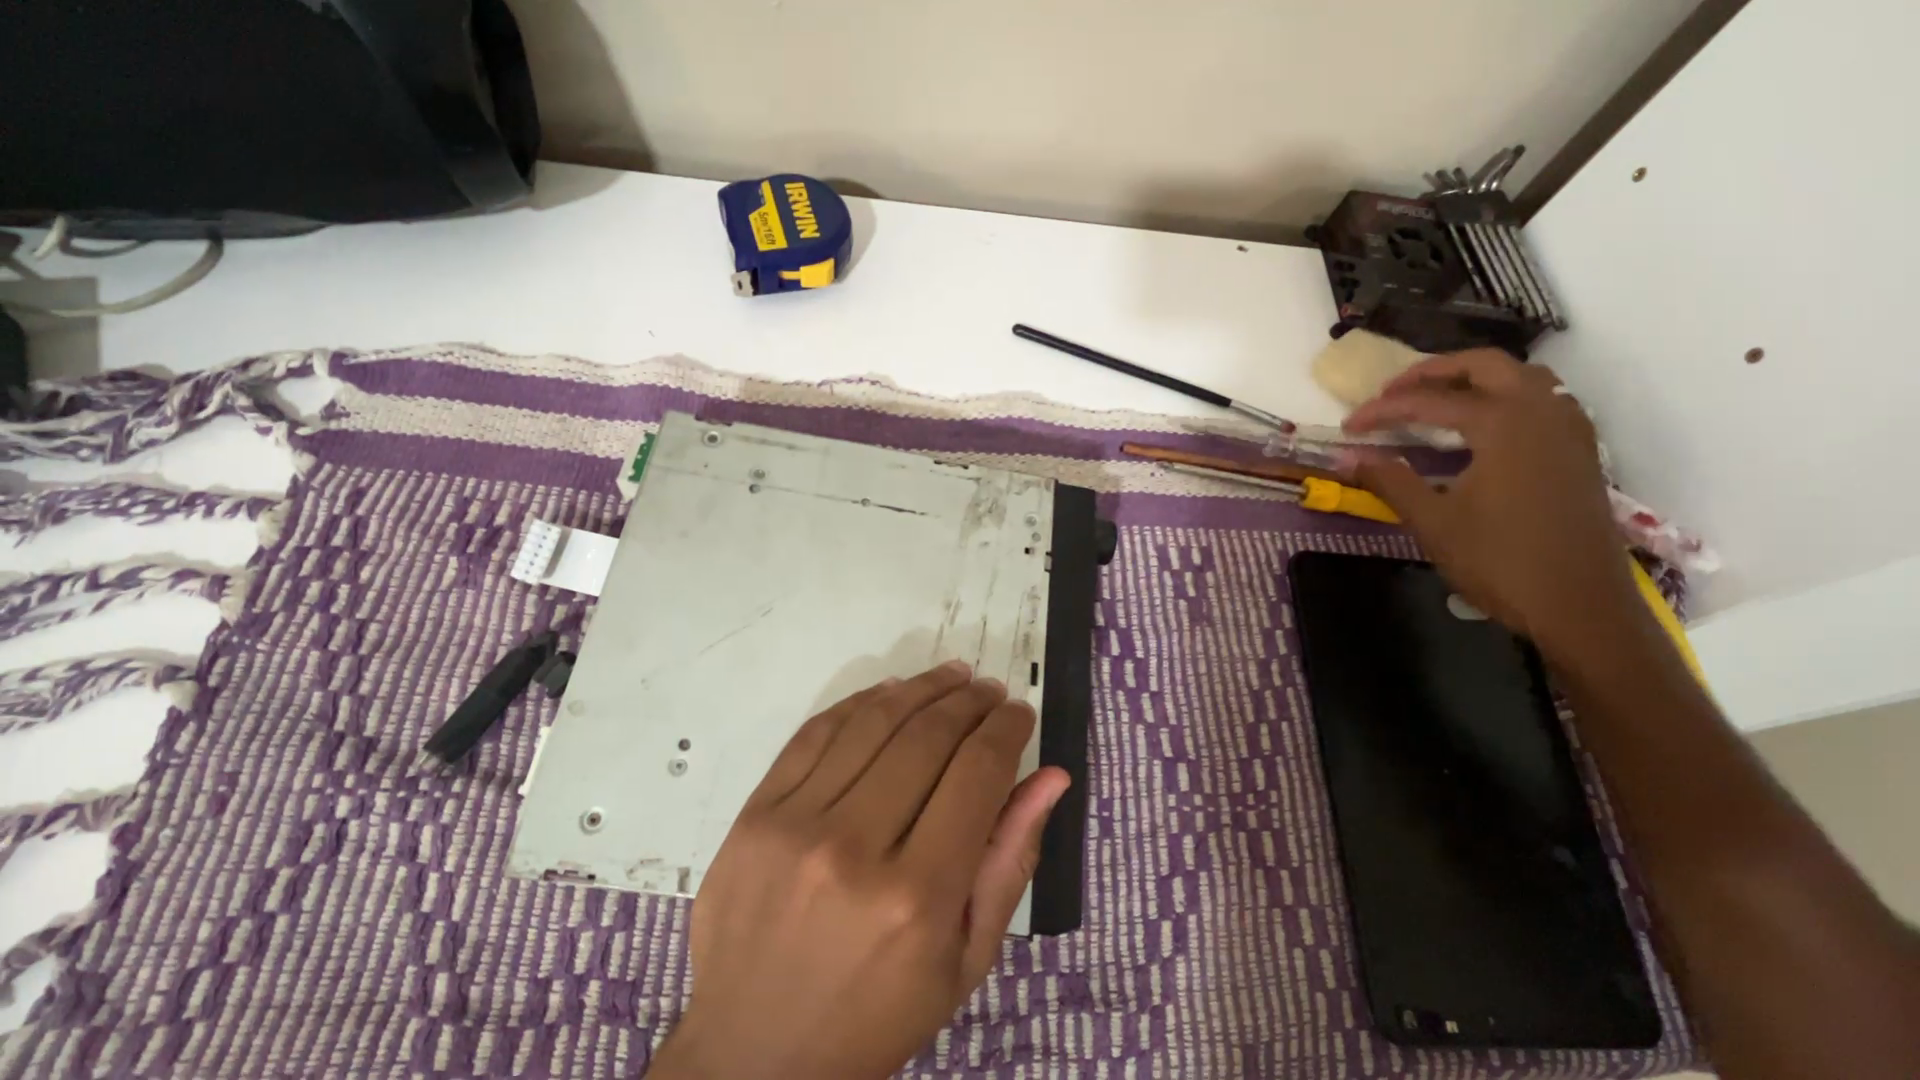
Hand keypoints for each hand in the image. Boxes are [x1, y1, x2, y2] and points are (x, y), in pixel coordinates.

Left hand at [650, 661, 1071, 1079]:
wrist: (754, 1052)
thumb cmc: (876, 1017)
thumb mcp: (964, 963)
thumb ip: (1009, 863)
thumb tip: (1051, 777)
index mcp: (919, 895)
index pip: (978, 774)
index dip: (1007, 731)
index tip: (1020, 714)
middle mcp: (856, 847)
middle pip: (927, 738)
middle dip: (969, 703)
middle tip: (989, 692)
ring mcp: (796, 824)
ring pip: (872, 723)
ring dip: (920, 689)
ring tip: (951, 677)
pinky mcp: (755, 814)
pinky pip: (814, 734)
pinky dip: (860, 704)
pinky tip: (889, 694)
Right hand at [1339, 349, 1641, 655]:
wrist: (1581, 605)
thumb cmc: (1502, 563)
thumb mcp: (1434, 523)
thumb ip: (1391, 481)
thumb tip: (1352, 457)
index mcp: (1503, 423)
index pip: (1430, 401)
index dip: (1383, 410)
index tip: (1349, 425)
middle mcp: (1540, 411)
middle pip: (1483, 365)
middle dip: (1432, 372)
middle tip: (1392, 392)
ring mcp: (1568, 428)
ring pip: (1521, 376)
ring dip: (1475, 379)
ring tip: (1437, 400)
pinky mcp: (1580, 451)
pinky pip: (1543, 400)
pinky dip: (1508, 397)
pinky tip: (1486, 425)